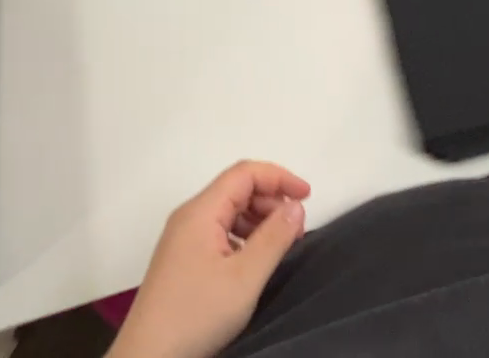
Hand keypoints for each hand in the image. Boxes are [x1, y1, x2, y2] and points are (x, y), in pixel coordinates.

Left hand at [107, 161, 311, 357]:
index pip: (244, 174)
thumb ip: (274, 238)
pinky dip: (243, 236)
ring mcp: (182, 238)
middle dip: (270, 200)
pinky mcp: (182, 258)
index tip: (307, 196)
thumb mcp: (244, 278)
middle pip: (235, 190)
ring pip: (228, 211)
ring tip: (281, 244)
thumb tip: (296, 207)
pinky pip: (218, 232)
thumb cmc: (197, 314)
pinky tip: (255, 260)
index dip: (278, 177)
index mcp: (201, 211)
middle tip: (297, 228)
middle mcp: (189, 216)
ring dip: (258, 219)